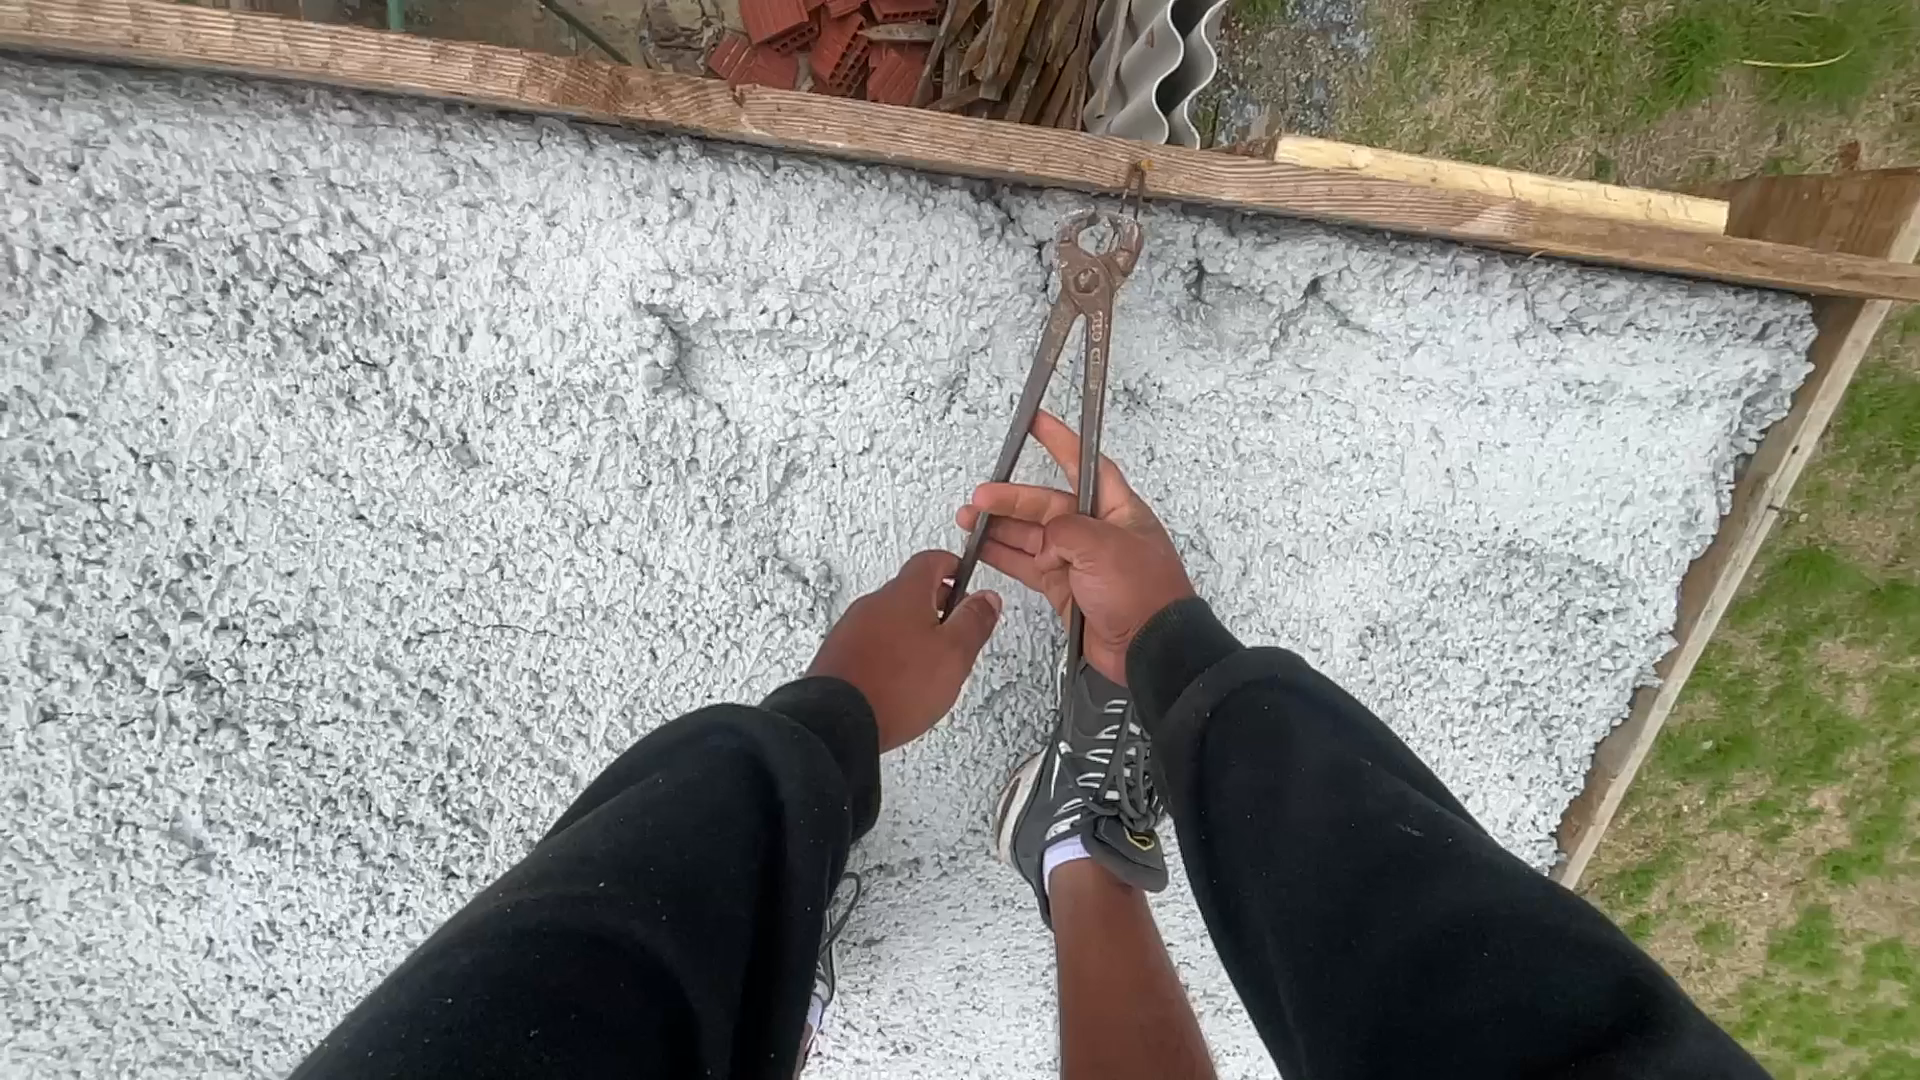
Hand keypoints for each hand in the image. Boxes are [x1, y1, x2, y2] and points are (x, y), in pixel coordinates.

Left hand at [808, 550, 1002, 751]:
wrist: (837, 723)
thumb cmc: (895, 686)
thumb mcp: (954, 653)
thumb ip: (974, 621)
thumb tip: (988, 599)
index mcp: (904, 593)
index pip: (932, 560)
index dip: (954, 566)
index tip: (966, 578)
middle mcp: (874, 604)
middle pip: (911, 591)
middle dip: (939, 605)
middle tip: (957, 628)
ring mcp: (852, 629)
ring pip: (892, 619)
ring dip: (914, 633)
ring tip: (931, 664)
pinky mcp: (839, 655)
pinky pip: (873, 643)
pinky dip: (891, 653)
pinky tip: (901, 681)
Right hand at [954, 411, 1193, 685]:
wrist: (1149, 648)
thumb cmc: (1145, 595)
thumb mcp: (1103, 547)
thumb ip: (1065, 531)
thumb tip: (1045, 540)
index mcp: (1116, 511)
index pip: (1085, 465)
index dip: (1062, 443)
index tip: (1038, 423)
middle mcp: (1096, 532)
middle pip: (1046, 504)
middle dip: (1012, 498)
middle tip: (980, 498)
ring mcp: (1078, 561)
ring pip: (1031, 535)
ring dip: (1000, 528)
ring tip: (969, 522)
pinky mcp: (1065, 588)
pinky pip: (1027, 565)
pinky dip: (1004, 557)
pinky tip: (983, 549)